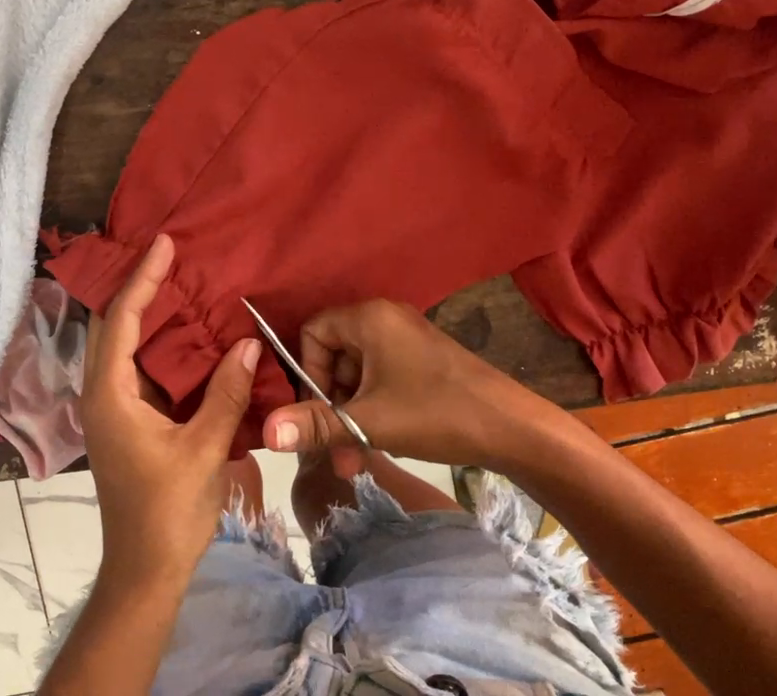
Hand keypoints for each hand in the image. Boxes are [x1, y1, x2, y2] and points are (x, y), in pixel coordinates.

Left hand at [78, 234, 260, 582]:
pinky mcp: (126, 423)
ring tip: (180, 283)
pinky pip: (138, 369)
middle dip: (137, 287)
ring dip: (147, 314)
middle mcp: (101, 394)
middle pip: (112, 326)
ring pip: (123, 347)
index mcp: (109, 395)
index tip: (164, 244)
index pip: (121, 320)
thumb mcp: (203, 448)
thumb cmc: (168, 511)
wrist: (144, 571)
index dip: (142, 278)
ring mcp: (112, 410)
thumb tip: (249, 342)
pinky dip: (158, 346)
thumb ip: (226, 393)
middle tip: (171, 255)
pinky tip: (188, 336)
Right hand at [261, 300, 551, 476]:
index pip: (312, 333)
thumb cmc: (435, 413)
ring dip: (351, 416)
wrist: (511, 428)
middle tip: (337, 450)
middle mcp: (385, 319)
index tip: (317, 413)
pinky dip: (373, 410)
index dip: (307, 374)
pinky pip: (380, 379)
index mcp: (369, 318)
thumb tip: (265, 432)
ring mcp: (406, 340)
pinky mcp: (422, 361)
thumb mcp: (368, 422)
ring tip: (358, 459)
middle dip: (329, 406)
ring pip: (357, 375)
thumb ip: (314, 424)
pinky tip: (378, 445)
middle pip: (333, 356)